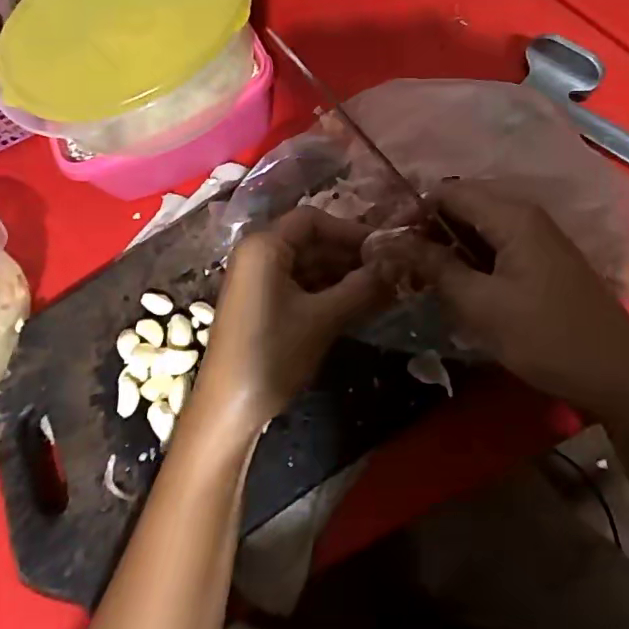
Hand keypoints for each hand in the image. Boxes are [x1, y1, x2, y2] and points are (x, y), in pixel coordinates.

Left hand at [191, 206, 392, 431]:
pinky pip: (299, 286)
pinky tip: (358, 305)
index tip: (385, 249)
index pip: (313, 220)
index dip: (350, 231)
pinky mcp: (261, 305)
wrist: (229, 408)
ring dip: (343, 276)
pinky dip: (327, 292)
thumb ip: (363, 287)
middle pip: (311, 242)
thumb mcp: (324, 318)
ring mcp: (257, 281)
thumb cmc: (273, 353)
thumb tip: (399, 264)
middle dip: (350, 256)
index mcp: (264, 246)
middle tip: (392, 272)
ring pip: (307, 265)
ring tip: (383, 290)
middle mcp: (257, 255)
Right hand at [384, 179, 628, 414]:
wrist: (616, 376)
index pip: (448, 192)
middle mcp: (525, 216)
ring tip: (418, 276)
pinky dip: (469, 260)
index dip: (412, 211)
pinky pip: (495, 247)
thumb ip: (434, 266)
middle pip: (463, 206)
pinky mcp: (541, 261)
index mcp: (512, 215)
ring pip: (478, 228)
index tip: (386, 241)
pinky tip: (453, 286)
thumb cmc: (545, 336)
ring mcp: (537, 238)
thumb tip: (388, 241)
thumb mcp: (480, 304)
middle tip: (397, 262)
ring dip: (447, 247)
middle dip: (427, 229)